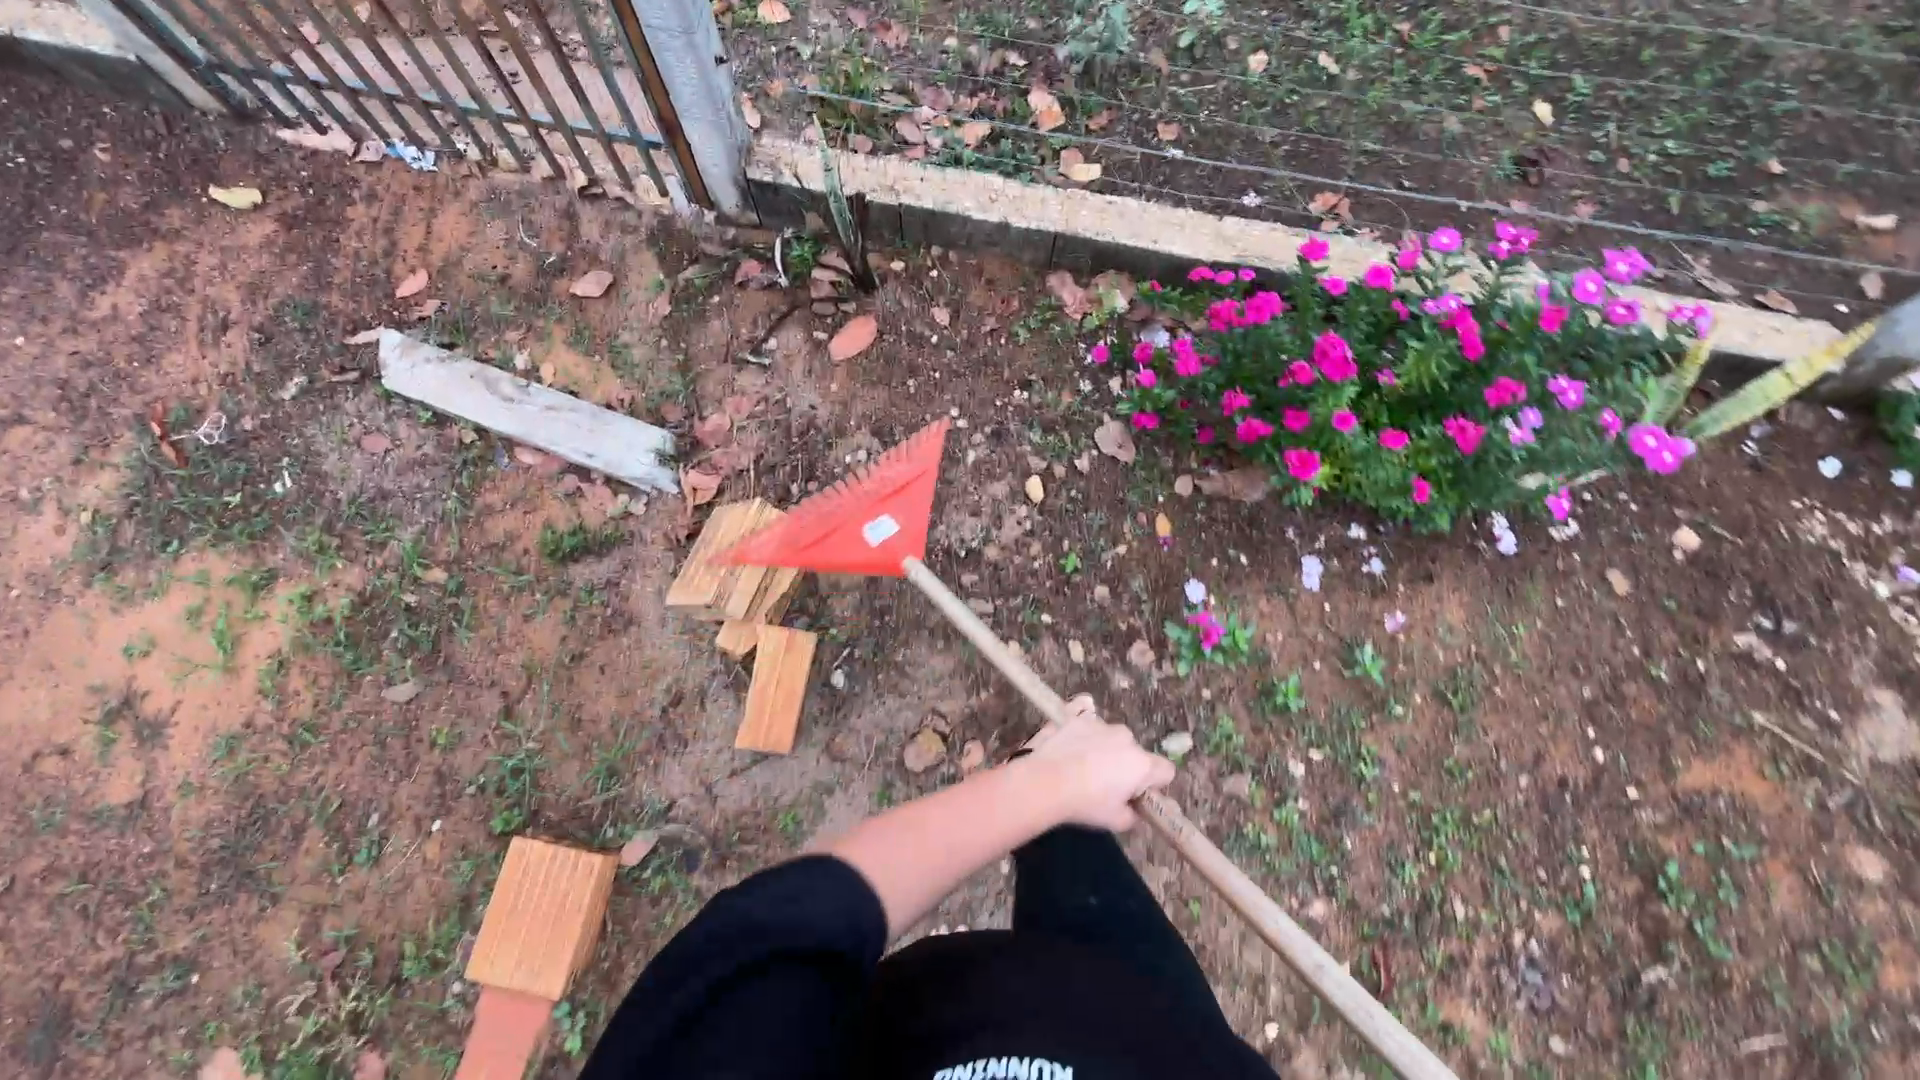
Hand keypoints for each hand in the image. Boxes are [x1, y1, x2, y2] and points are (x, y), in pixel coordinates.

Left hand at [1020, 694, 1175, 831]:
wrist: (1043, 782)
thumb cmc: (1084, 803)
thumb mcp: (1116, 821)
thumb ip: (1133, 815)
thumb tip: (1134, 809)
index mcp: (1141, 764)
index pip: (1165, 771)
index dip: (1154, 784)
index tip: (1136, 794)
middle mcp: (1126, 738)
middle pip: (1135, 753)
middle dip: (1125, 766)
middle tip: (1103, 785)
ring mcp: (1100, 724)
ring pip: (1111, 738)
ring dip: (1103, 749)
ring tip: (1079, 767)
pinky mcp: (1076, 716)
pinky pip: (1087, 720)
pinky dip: (1083, 731)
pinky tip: (1071, 745)